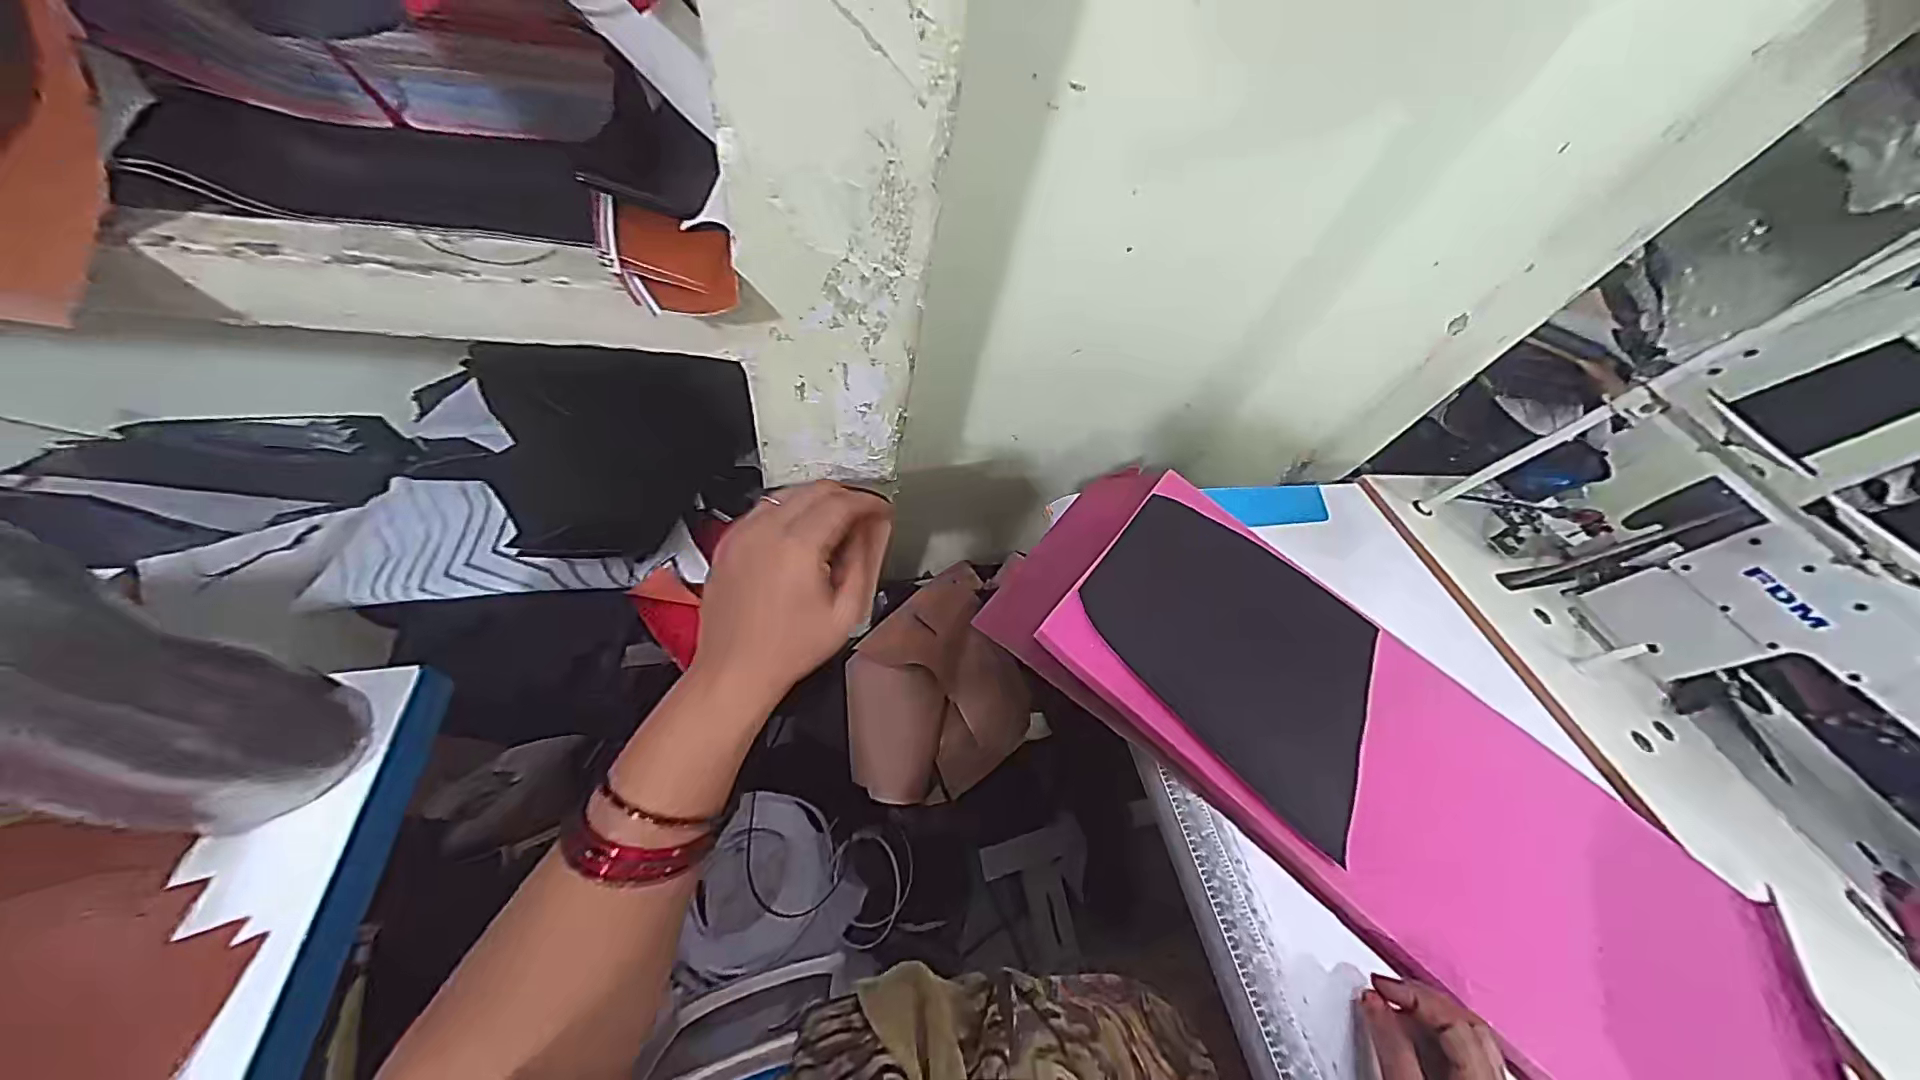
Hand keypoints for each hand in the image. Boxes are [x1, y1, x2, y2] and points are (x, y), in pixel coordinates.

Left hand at [689, 481, 891, 707]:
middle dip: (847, 496)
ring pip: (789, 492)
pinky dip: (789, 511)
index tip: (881, 509)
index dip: (870, 502)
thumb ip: (866, 560)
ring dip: (818, 500)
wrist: (736, 670)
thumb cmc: (785, 650)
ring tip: (836, 524)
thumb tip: (875, 530)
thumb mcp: (846, 611)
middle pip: (817, 489)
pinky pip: (764, 509)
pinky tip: (801, 534)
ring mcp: (743, 534)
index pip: (843, 502)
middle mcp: (765, 532)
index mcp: (797, 546)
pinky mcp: (729, 542)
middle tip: (864, 515)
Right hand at [1361, 975, 1504, 1079]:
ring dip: (1428, 1013)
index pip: (1452, 1017)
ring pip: (1468, 1035)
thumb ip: (1392, 1048)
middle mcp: (1495, 1077)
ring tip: (1394, 1005)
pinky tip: (1413, 1032)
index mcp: (1482, 1076)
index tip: (1376, 983)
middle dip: (1421, 997)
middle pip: (1465, 1021)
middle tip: (1384, 988)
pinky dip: (1437, 1033)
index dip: (1411, 993)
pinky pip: (1466, 1051)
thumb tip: (1372, 999)